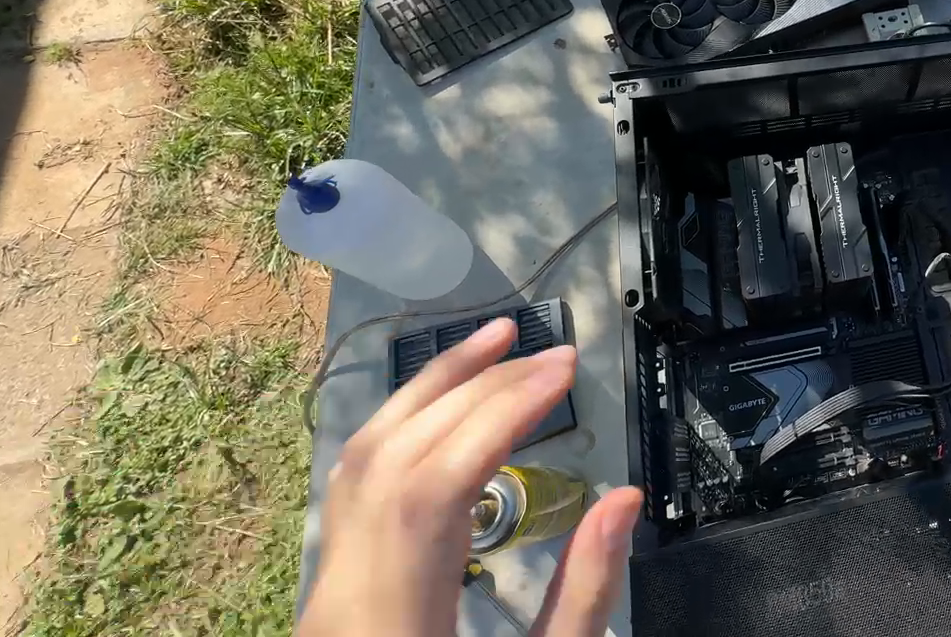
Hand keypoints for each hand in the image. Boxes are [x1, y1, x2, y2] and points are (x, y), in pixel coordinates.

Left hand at [299, 317, 644, 636]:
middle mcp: (342, 589)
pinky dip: (408, 421)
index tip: (564, 372)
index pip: (436, 482)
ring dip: (432, 387)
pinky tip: (449, 404)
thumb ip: (585, 593)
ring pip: (362, 457)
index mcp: (390, 618)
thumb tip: (624, 497)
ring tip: (493, 341)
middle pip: (397, 453)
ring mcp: (325, 584)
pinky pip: (360, 479)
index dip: (502, 412)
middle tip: (552, 355)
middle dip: (478, 385)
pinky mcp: (333, 582)